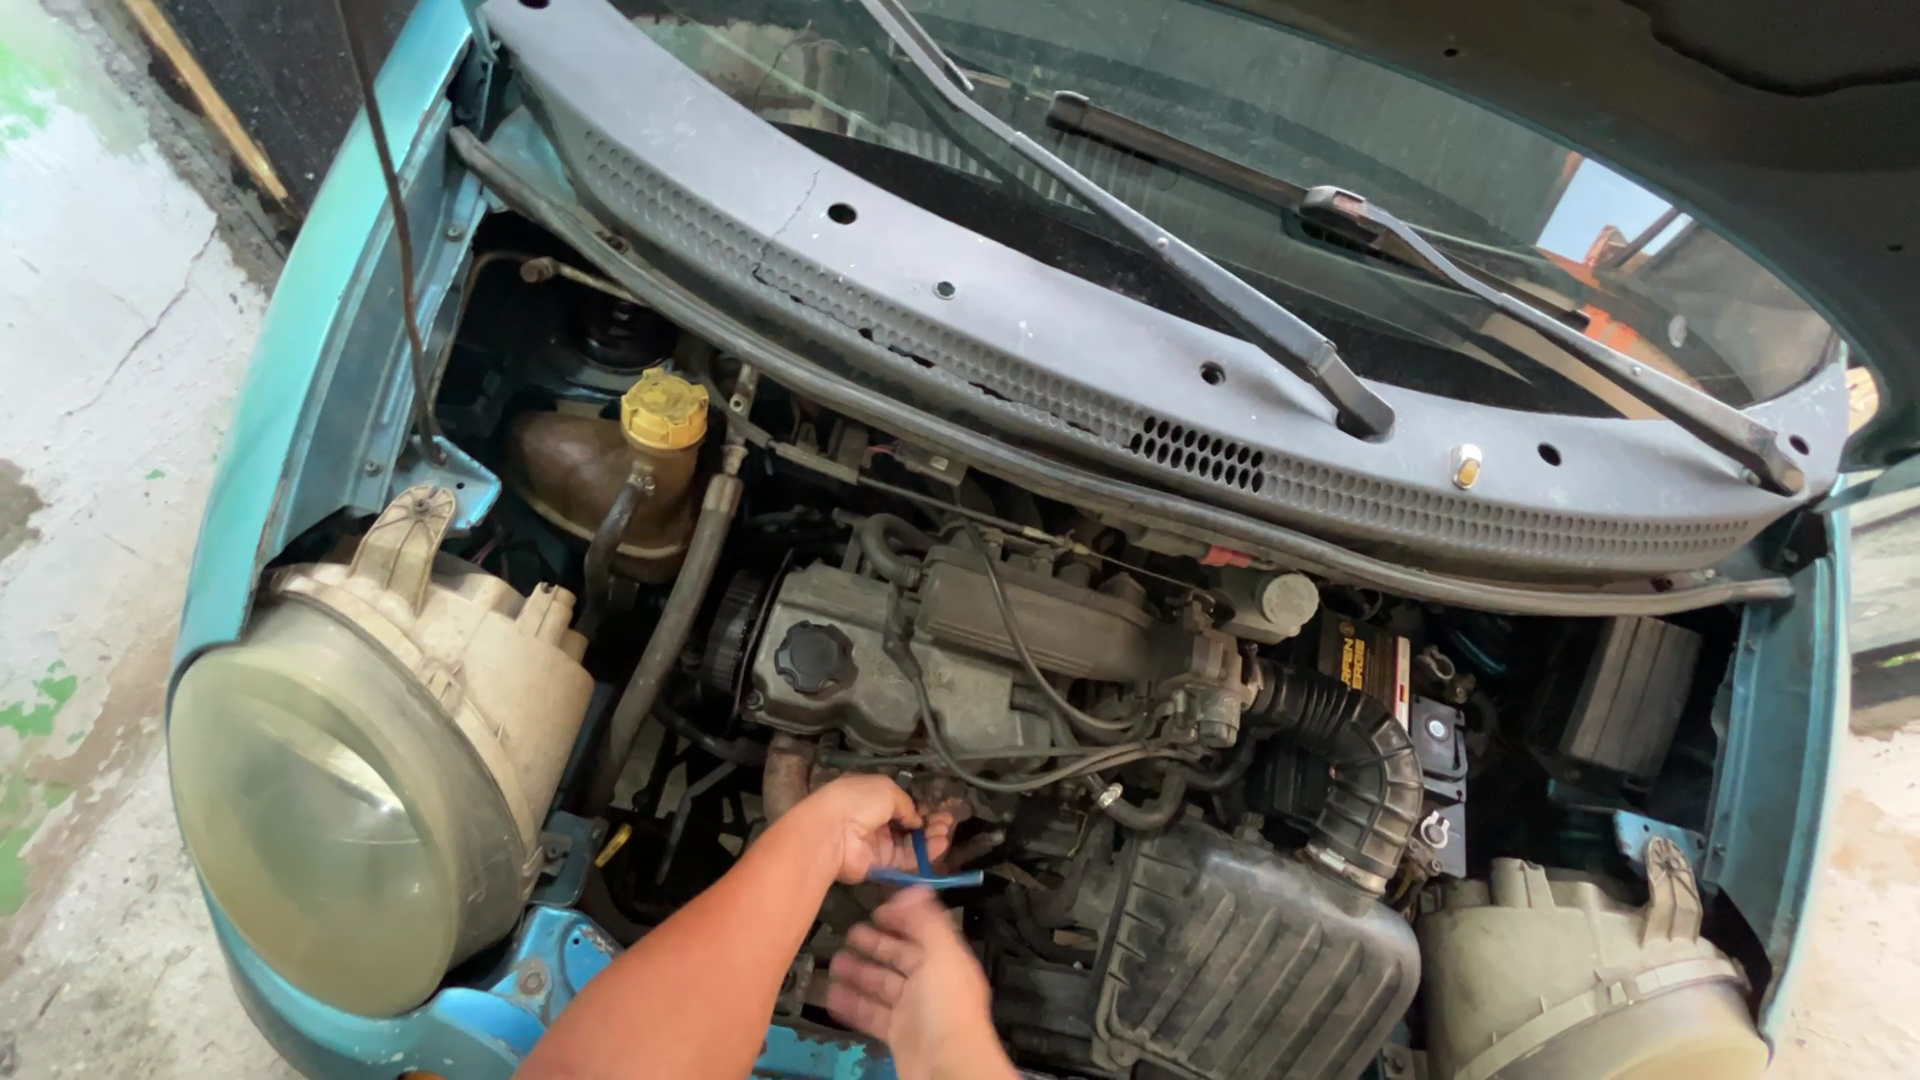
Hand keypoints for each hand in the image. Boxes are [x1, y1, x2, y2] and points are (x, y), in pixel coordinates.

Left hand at [785, 775, 953, 884]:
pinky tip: (940, 845)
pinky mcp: (880, 865)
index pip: (901, 804)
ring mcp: (878, 844)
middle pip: (907, 825)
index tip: (938, 809)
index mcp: (873, 797)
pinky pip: (905, 860)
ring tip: (947, 832)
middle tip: (948, 822)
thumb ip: (906, 804)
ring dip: (929, 838)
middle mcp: (876, 820)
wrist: (833, 831)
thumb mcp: (887, 790)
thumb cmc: (859, 801)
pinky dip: (923, 854)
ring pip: (909, 843)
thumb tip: (916, 820)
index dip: (919, 807)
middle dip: (928, 823)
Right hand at [826, 888, 1016, 1079]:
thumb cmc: (948, 1007)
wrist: (948, 1068)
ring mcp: (913, 1009)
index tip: (876, 908)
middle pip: (898, 957)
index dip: (900, 918)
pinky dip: (853, 1004)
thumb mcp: (941, 952)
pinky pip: (872, 1014)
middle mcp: (930, 981)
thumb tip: (914, 889)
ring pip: (882, 985)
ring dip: (858, 972)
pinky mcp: (898, 1035)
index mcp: (945, 958)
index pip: (920, 930)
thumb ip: (926, 919)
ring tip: (834, 962)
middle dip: (874, 944)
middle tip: (849, 933)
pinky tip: (834, 995)